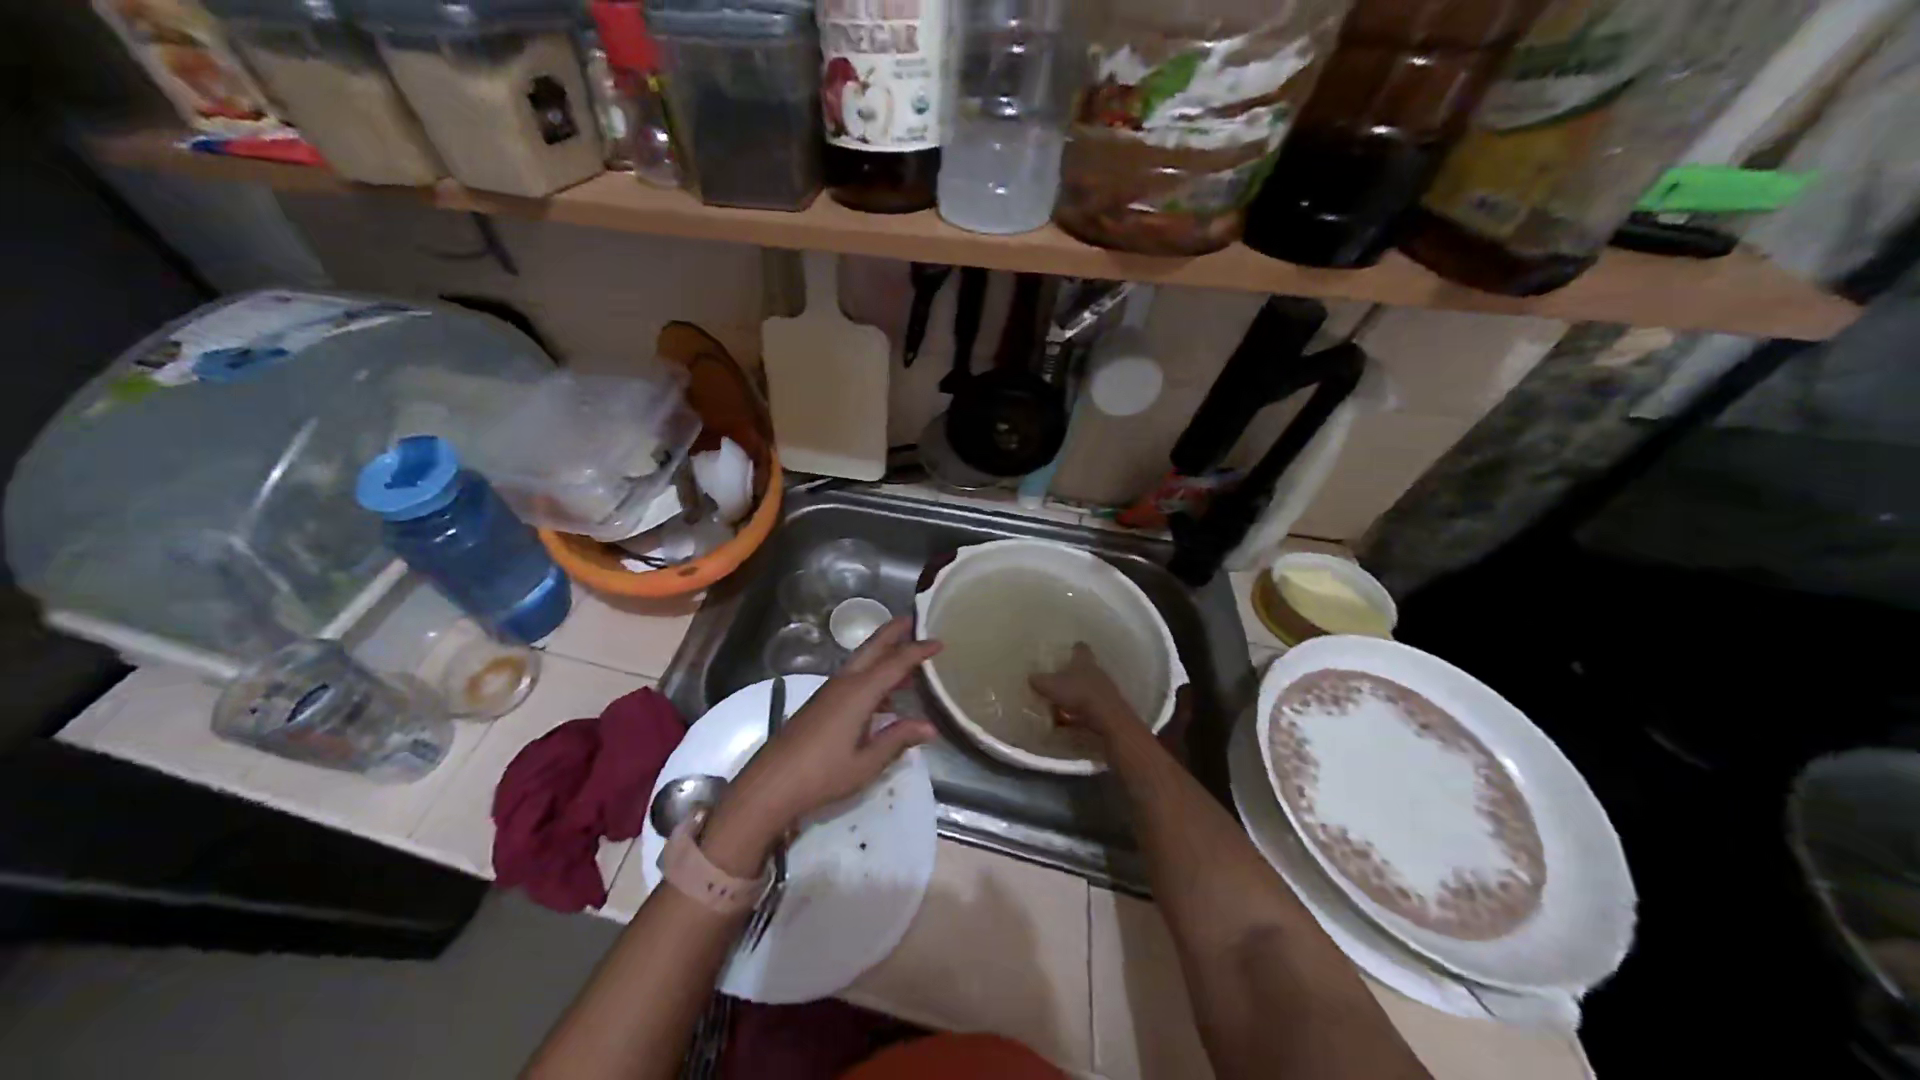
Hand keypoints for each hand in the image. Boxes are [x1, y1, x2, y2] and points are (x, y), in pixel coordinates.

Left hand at [704, 618, 940, 871]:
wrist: (770, 785)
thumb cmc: (822, 775)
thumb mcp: (866, 763)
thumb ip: (897, 740)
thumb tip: (929, 726)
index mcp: (858, 693)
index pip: (895, 663)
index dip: (918, 651)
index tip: (940, 642)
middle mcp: (843, 684)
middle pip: (872, 649)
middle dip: (893, 632)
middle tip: (914, 620)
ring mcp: (829, 692)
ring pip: (861, 662)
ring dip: (883, 653)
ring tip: (906, 657)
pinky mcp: (820, 704)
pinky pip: (853, 677)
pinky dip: (872, 674)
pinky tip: (884, 697)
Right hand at [1029, 643, 1137, 740]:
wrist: (1106, 717)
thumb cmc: (1077, 693)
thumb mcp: (1050, 685)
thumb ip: (1039, 680)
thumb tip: (1031, 677)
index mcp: (1083, 661)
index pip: (1080, 648)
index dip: (1074, 648)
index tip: (1068, 650)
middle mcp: (1096, 672)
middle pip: (1084, 669)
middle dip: (1072, 674)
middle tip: (1057, 679)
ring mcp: (1103, 690)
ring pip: (1086, 689)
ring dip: (1075, 694)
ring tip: (1059, 704)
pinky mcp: (1106, 707)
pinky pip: (1089, 707)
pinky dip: (1078, 713)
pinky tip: (1067, 721)